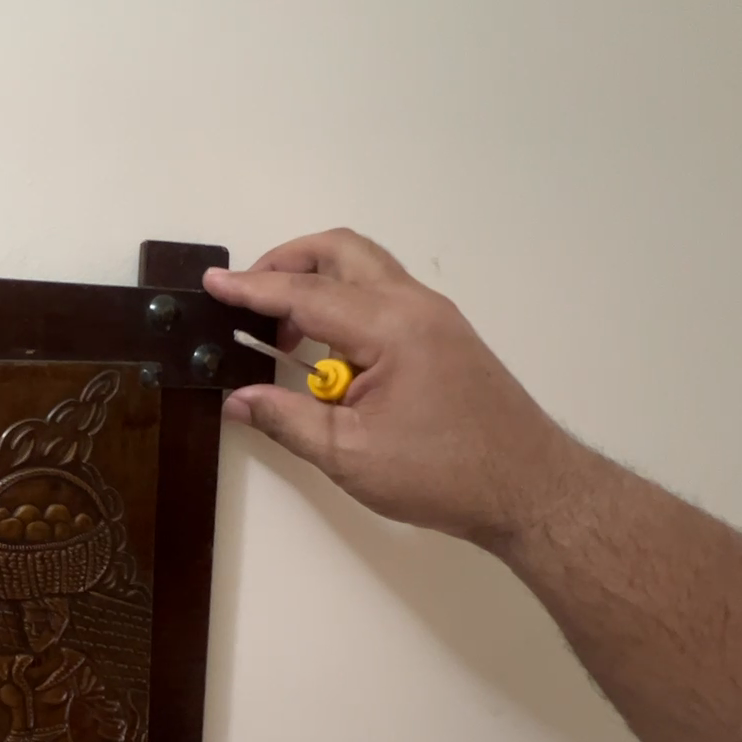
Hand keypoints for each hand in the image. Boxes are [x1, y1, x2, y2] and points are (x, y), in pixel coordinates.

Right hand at [204, 229, 592, 545]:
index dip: (251, 289)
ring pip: (363, 268)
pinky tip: (320, 351)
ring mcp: (432, 316)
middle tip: (245, 295)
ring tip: (278, 331)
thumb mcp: (347, 454)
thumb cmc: (440, 474)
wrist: (530, 489)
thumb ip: (285, 419)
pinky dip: (338, 304)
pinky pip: (378, 296)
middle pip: (341, 252)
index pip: (305, 295)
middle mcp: (414, 305)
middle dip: (285, 262)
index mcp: (391, 328)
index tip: (211, 282)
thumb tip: (236, 399)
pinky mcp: (439, 335)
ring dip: (313, 284)